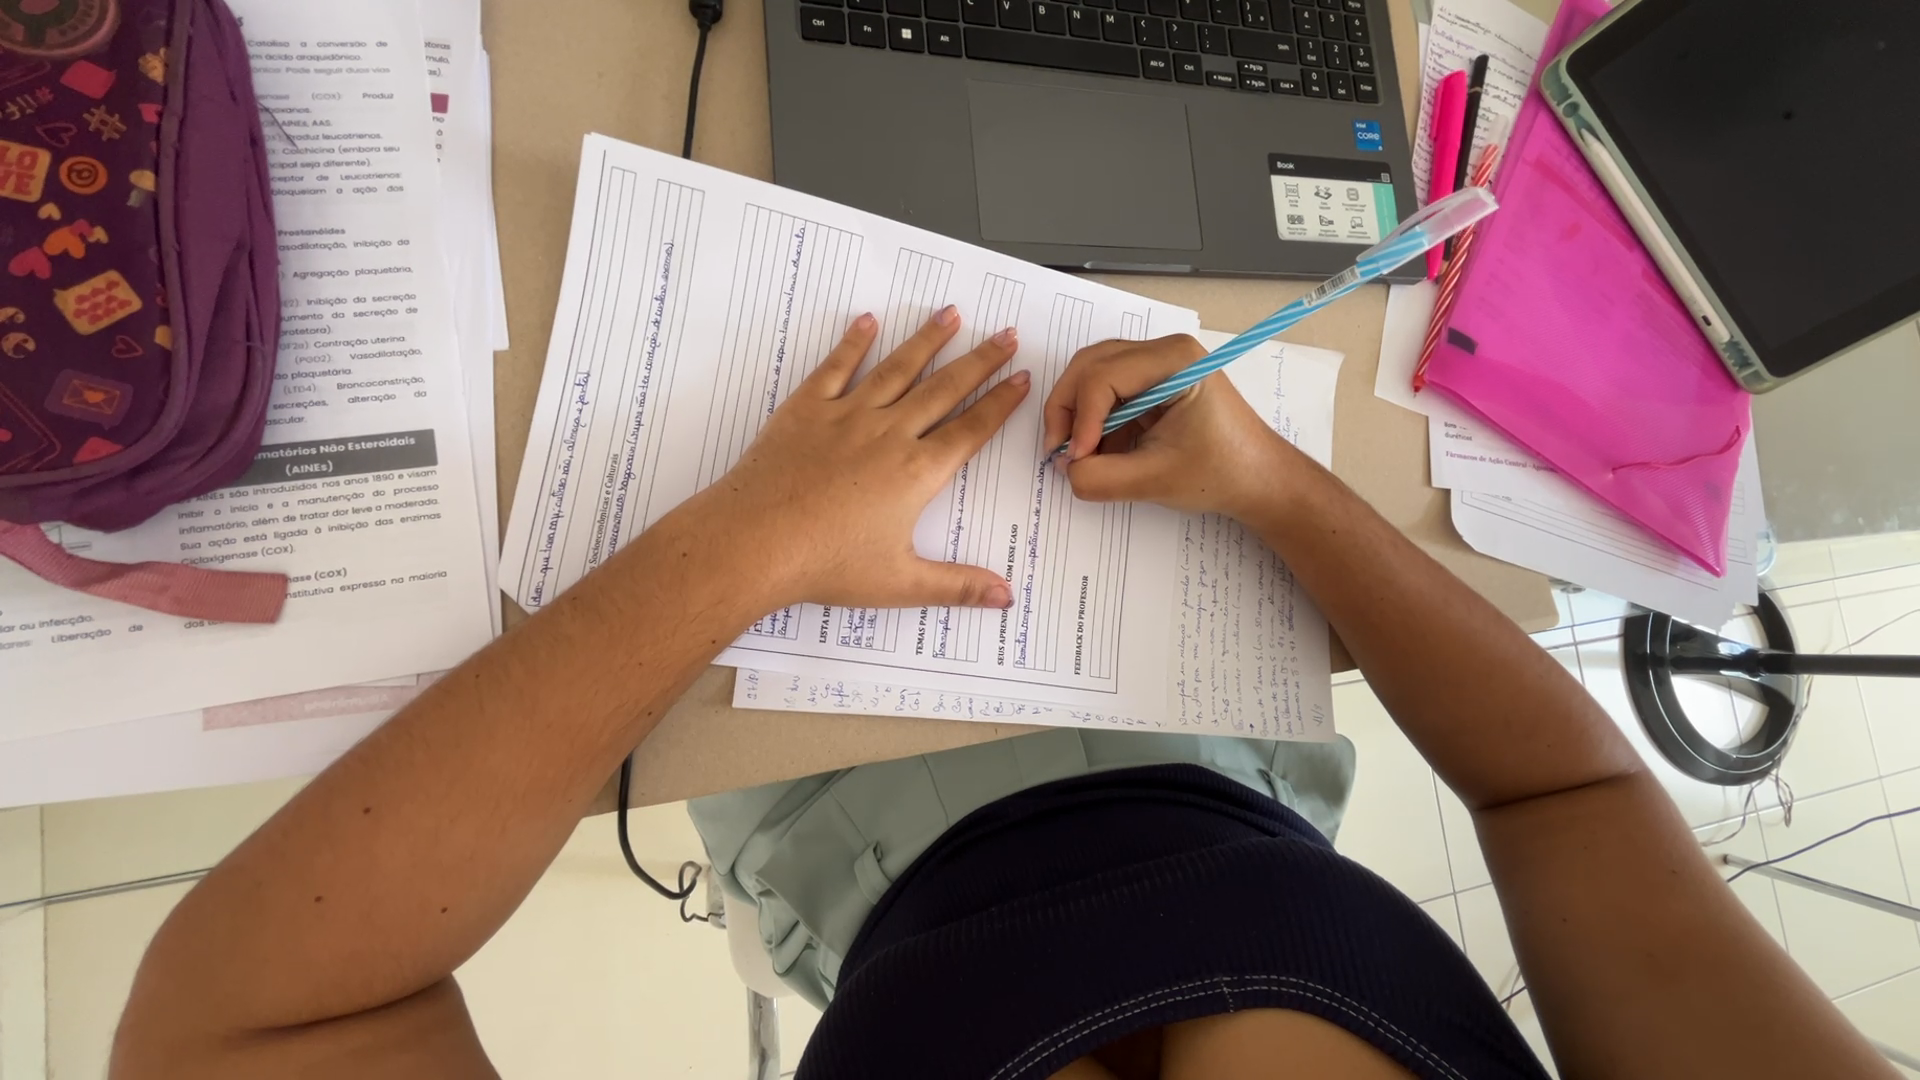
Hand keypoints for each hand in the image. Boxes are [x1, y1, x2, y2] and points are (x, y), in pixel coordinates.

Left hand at [682, 306, 1028, 611]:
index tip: (1022, 378)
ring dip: (927, 340)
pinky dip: (853, 343)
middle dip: (979, 361)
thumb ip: (958, 586)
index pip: (971, 430)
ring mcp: (847, 416)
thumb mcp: (900, 583)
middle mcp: (889, 434)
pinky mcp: (807, 410)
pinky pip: (836, 367)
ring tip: (950, 313)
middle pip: (944, 389)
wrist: (755, 542)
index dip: (1000, 403)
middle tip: (1004, 334)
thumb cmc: (826, 564)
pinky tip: (867, 321)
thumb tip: (1006, 597)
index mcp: (916, 473)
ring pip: (897, 369)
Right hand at [1041, 335, 1301, 520]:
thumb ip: (1099, 477)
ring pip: (1091, 378)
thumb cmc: (1221, 474)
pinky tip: (1098, 453)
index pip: (1103, 377)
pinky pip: (1105, 395)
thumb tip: (1063, 468)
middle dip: (1068, 410)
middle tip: (1058, 452)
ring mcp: (1155, 366)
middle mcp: (1162, 351)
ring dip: (1077, 416)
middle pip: (1089, 367)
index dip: (1081, 420)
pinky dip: (1092, 424)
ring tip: (1078, 455)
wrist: (1258, 481)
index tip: (1076, 460)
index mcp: (1175, 360)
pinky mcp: (1150, 386)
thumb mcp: (1154, 481)